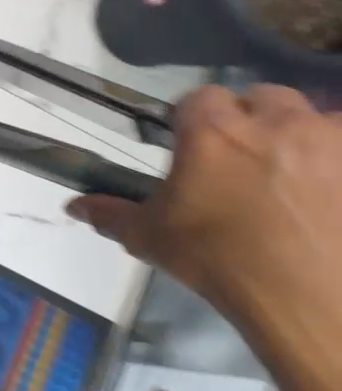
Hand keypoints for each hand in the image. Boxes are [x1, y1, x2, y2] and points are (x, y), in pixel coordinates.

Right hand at [65, 84, 341, 378]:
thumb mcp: (149, 237)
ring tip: (295, 174)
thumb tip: (75, 206)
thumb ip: (111, 213)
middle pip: (266, 97)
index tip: (190, 141)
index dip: (193, 115)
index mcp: (213, 134)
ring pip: (320, 119)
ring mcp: (335, 144)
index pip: (200, 96)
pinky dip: (337, 164)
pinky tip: (325, 194)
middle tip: (242, 155)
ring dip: (305, 137)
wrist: (310, 294)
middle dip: (253, 117)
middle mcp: (277, 125)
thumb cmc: (217, 257)